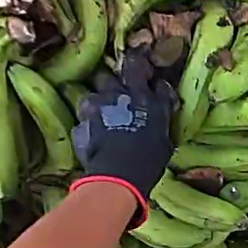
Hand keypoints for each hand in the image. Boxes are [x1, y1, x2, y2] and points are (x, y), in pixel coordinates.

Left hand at [71, 54, 175, 220]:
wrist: (117, 178)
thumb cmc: (148, 164)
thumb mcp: (165, 142)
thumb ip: (161, 122)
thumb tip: (161, 115)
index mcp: (148, 99)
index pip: (152, 76)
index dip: (151, 79)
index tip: (152, 87)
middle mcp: (123, 94)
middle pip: (123, 70)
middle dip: (125, 75)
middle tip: (126, 90)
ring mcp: (100, 103)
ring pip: (98, 91)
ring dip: (102, 100)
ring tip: (105, 115)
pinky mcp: (83, 118)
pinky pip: (86, 115)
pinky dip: (89, 122)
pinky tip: (93, 133)